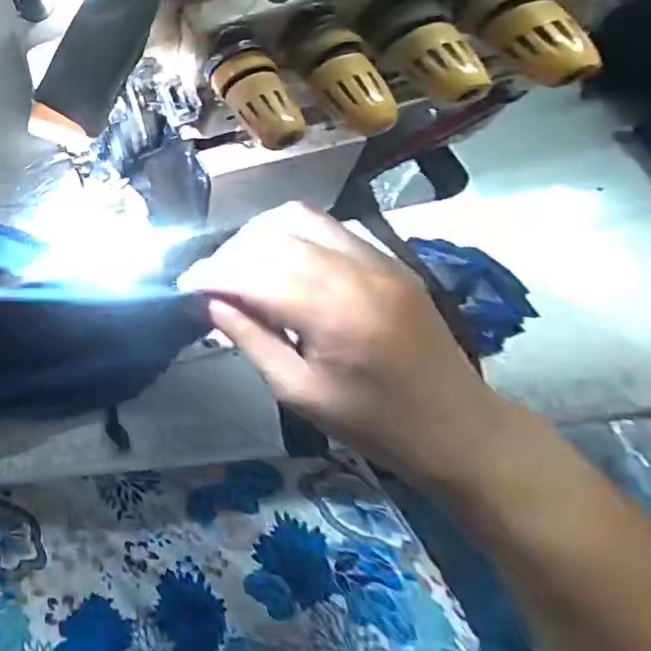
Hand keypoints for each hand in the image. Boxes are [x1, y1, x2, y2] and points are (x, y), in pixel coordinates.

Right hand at [182, 202, 521, 492]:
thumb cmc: (377, 425)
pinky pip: (324, 224)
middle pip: (268, 238)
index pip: (253, 273)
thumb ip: (250, 340)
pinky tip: (278, 260)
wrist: (465, 432)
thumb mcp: (300, 393)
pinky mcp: (386, 258)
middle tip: (211, 283)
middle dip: (228, 255)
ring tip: (242, 267)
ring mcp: (376, 260)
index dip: (210, 274)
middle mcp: (356, 274)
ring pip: (294, 218)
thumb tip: (210, 302)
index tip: (185, 285)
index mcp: (335, 315)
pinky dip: (288, 233)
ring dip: (256, 237)